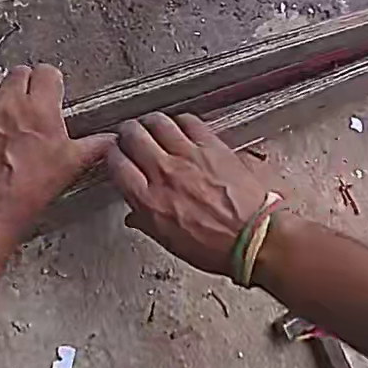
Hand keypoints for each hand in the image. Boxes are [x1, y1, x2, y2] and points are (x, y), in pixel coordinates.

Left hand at [0, 64, 113, 231]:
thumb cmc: (29, 189)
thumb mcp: (71, 166)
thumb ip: (95, 146)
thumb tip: (113, 139)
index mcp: (41, 108)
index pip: (47, 73)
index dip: (48, 84)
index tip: (47, 95)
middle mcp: (10, 100)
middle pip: (18, 74)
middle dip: (23, 88)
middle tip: (23, 110)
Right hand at [105, 112, 280, 276]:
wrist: (256, 239)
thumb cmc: (218, 247)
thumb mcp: (171, 242)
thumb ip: (147, 222)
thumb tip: (135, 215)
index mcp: (149, 201)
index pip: (116, 163)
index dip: (112, 154)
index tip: (116, 155)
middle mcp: (164, 173)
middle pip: (132, 135)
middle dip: (127, 133)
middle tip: (130, 136)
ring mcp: (189, 156)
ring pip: (157, 122)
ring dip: (151, 123)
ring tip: (152, 127)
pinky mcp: (212, 146)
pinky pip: (188, 121)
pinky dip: (180, 121)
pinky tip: (181, 127)